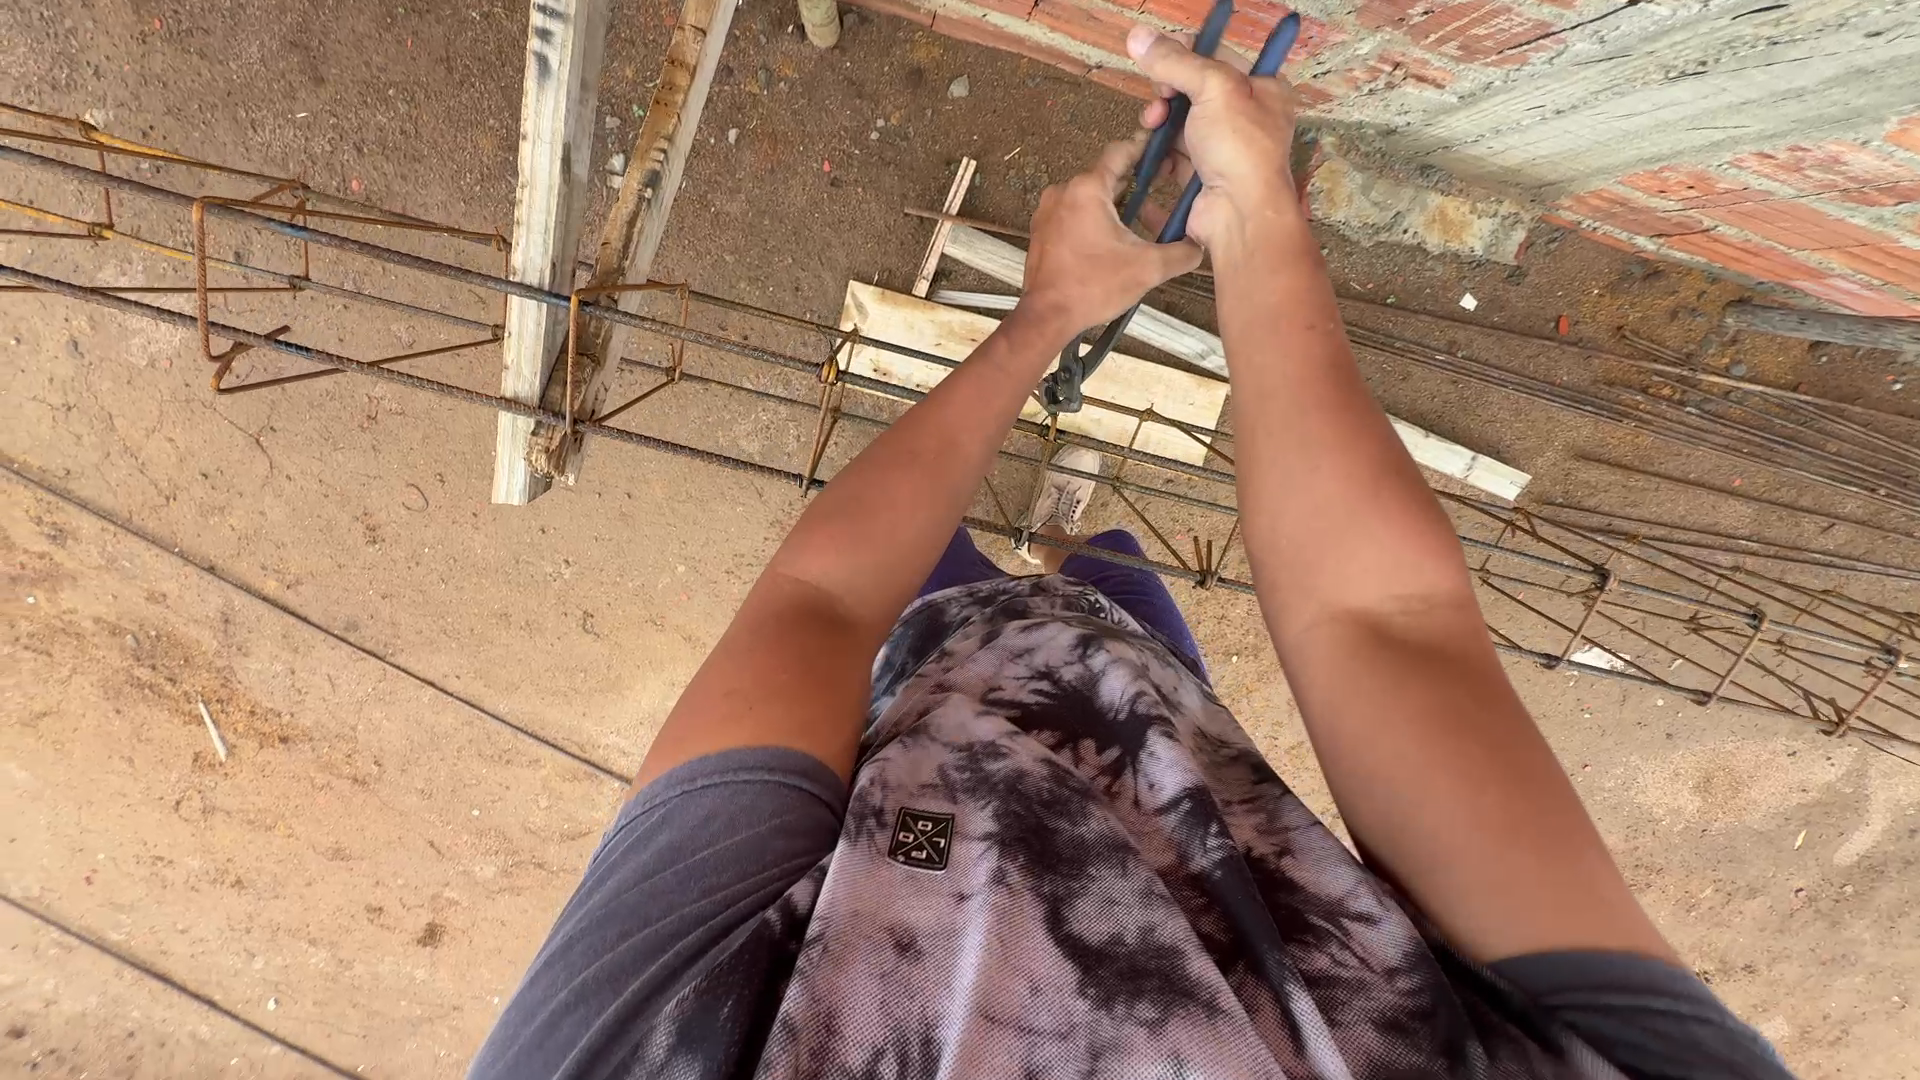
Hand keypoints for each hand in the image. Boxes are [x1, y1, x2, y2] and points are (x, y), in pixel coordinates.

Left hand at [1017, 133, 1202, 336]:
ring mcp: (1047, 213)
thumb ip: (1180, 252)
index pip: (1121, 152)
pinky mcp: (1041, 234)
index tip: (1161, 158)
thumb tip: (1197, 245)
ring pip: (1088, 200)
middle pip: (1105, 178)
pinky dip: (1091, 224)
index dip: (1145, 152)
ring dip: (1112, 209)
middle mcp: (1062, 193)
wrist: (1047, 318)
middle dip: (1132, 188)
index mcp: (1087, 189)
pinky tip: (1107, 246)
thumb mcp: (1147, 268)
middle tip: (1155, 202)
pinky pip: (1071, 218)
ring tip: (1134, 230)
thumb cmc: (1090, 289)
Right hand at [1128, 25, 1302, 255]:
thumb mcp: (1212, 88)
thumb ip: (1175, 62)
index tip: (1162, 61)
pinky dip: (1159, 153)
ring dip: (1160, 124)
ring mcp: (1221, 149)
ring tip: (1150, 128)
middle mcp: (1244, 117)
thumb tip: (1137, 35)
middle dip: (1168, 94)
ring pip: (1180, 125)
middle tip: (1158, 103)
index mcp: (1261, 88)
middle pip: (1194, 92)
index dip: (1186, 56)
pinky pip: (1173, 156)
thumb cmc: (1239, 148)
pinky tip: (1151, 155)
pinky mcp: (1199, 175)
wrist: (1237, 213)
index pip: (1218, 58)